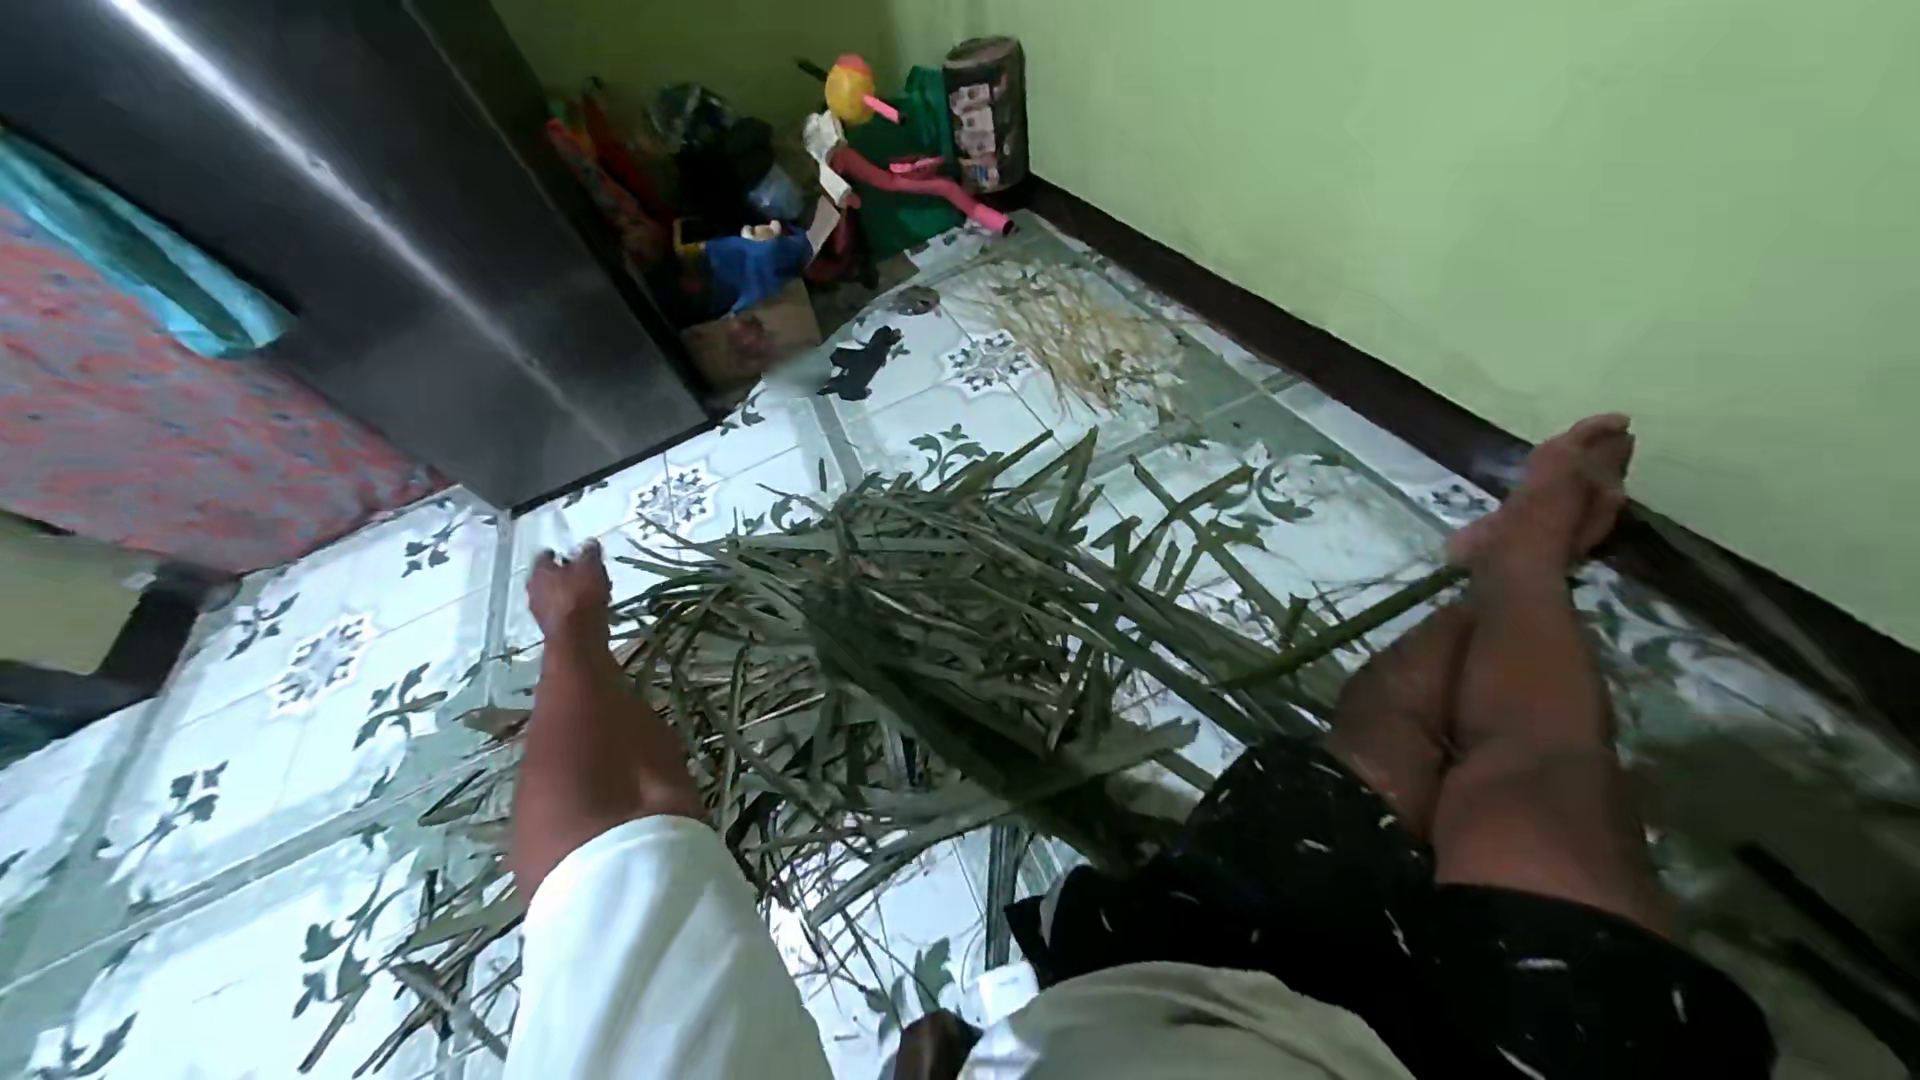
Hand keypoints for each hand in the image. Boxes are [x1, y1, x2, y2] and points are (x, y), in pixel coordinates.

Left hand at [528, 540, 611, 642]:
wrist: (578, 635)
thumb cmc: (582, 595)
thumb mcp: (591, 567)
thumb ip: (589, 552)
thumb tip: (589, 542)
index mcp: (539, 571)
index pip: (545, 555)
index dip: (559, 552)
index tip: (572, 553)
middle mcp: (533, 589)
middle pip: (550, 576)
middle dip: (568, 573)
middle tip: (588, 573)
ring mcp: (540, 609)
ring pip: (556, 594)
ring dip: (571, 591)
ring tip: (594, 592)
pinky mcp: (550, 626)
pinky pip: (563, 610)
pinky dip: (574, 607)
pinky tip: (590, 608)